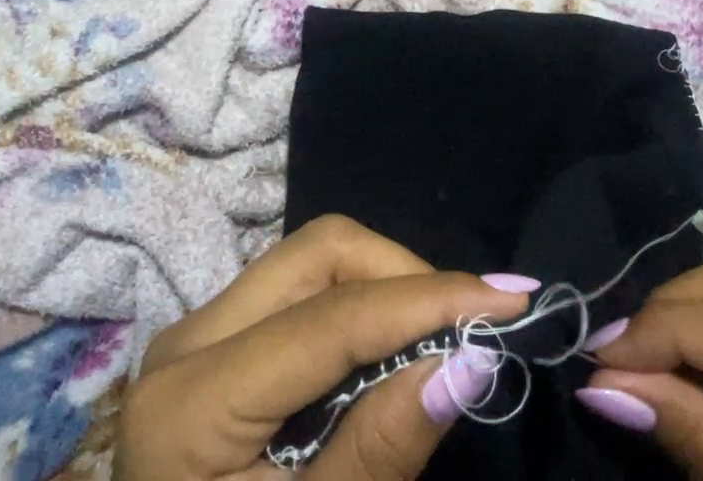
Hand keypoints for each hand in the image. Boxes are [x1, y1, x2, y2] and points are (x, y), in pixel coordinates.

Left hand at [116, 215, 532, 480]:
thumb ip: (382, 450)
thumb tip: (471, 361)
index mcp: (193, 401)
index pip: (331, 317)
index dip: (428, 301)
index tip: (514, 300)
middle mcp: (189, 341)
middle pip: (319, 253)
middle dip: (407, 276)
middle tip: (471, 327)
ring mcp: (198, 334)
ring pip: (311, 258)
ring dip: (387, 283)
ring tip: (439, 338)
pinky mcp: (215, 342)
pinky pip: (299, 287)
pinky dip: (359, 301)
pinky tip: (391, 346)